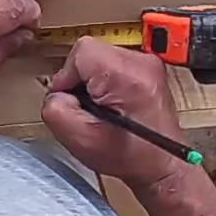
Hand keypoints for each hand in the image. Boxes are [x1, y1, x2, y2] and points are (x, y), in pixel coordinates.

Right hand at [41, 36, 190, 189]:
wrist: (161, 164)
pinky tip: (109, 104)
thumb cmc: (129, 155)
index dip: (66, 77)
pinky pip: (112, 64)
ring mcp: (148, 64)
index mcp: (126, 76)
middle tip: (86, 108)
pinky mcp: (148, 69)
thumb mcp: (78, 138)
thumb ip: (54, 108)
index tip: (73, 100)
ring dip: (91, 81)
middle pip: (90, 52)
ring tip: (99, 108)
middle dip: (79, 79)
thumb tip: (55, 92)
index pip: (80, 52)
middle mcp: (142, 63)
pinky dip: (103, 82)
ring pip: (99, 57)